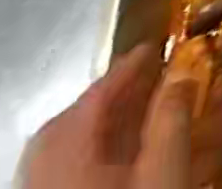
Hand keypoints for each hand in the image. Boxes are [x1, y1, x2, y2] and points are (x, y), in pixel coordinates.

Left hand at [22, 46, 193, 188]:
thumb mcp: (165, 169)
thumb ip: (170, 118)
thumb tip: (182, 70)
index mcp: (69, 158)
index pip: (94, 101)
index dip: (125, 69)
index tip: (154, 45)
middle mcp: (39, 178)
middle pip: (59, 126)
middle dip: (99, 96)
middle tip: (139, 75)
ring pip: (50, 151)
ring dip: (88, 121)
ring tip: (127, 107)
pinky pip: (52, 170)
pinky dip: (80, 147)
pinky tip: (108, 152)